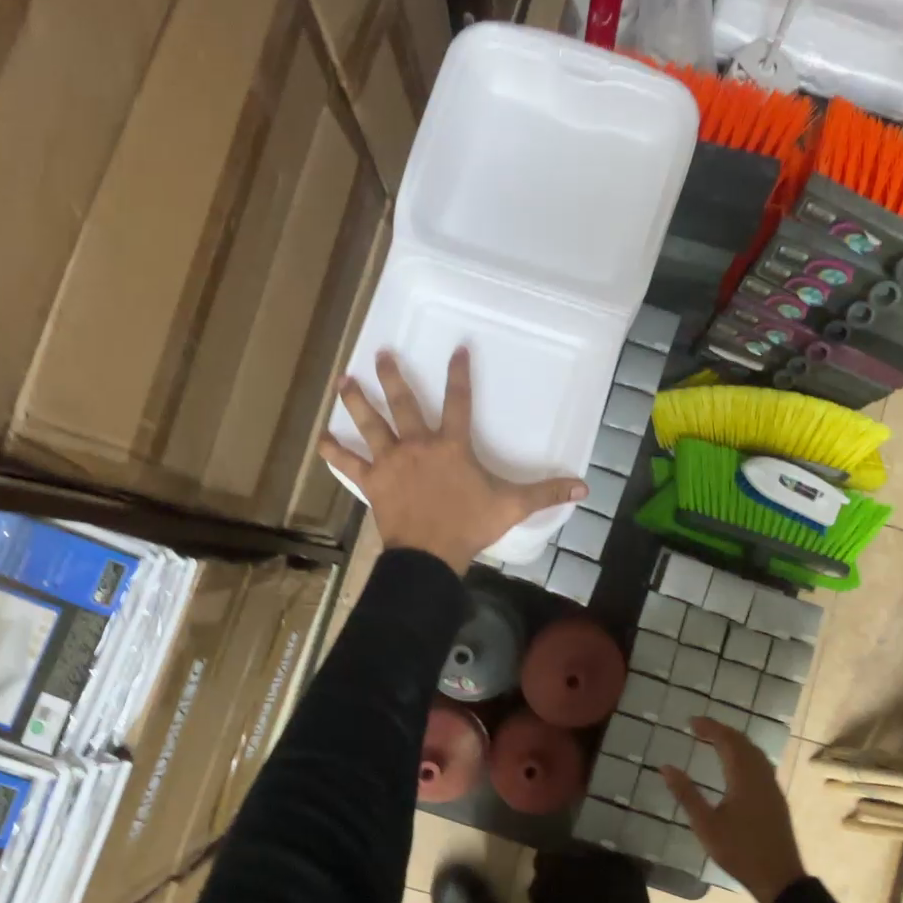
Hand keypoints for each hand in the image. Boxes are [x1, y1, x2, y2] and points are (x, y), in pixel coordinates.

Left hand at [320, 348, 586, 573]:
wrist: (430, 554)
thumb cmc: (469, 526)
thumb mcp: (512, 507)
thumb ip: (546, 493)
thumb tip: (583, 487)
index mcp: (452, 446)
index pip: (458, 402)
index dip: (459, 374)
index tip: (457, 349)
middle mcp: (418, 445)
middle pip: (403, 403)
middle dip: (393, 376)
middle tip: (382, 354)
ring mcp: (392, 462)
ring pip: (370, 424)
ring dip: (356, 401)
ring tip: (344, 380)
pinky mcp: (373, 482)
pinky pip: (349, 463)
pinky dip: (333, 452)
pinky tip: (319, 438)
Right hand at [664, 717, 806, 902]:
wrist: (779, 878)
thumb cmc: (739, 851)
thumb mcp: (705, 825)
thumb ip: (686, 794)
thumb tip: (666, 767)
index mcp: (743, 777)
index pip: (726, 740)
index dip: (709, 727)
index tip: (690, 722)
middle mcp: (760, 775)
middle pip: (742, 742)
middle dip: (721, 730)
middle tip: (699, 728)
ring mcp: (771, 785)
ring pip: (754, 752)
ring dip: (735, 741)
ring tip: (715, 740)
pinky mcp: (776, 797)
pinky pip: (761, 763)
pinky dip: (745, 753)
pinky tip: (737, 764)